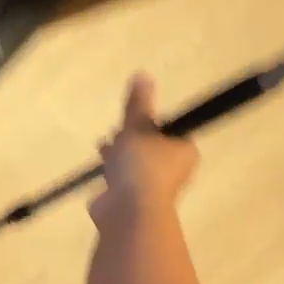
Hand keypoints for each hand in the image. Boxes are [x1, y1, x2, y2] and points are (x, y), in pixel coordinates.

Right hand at [90, 73, 199, 228]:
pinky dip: (112, 172)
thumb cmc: (140, 167)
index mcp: (183, 151)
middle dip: (130, 139)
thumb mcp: (137, 129)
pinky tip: (99, 169)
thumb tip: (142, 74)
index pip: (169, 131)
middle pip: (151, 147)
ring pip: (135, 164)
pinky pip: (123, 180)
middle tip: (115, 133)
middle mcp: (174, 169)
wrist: (129, 210)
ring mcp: (153, 187)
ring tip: (103, 147)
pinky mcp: (133, 199)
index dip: (149, 124)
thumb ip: (138, 105)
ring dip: (119, 155)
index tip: (130, 123)